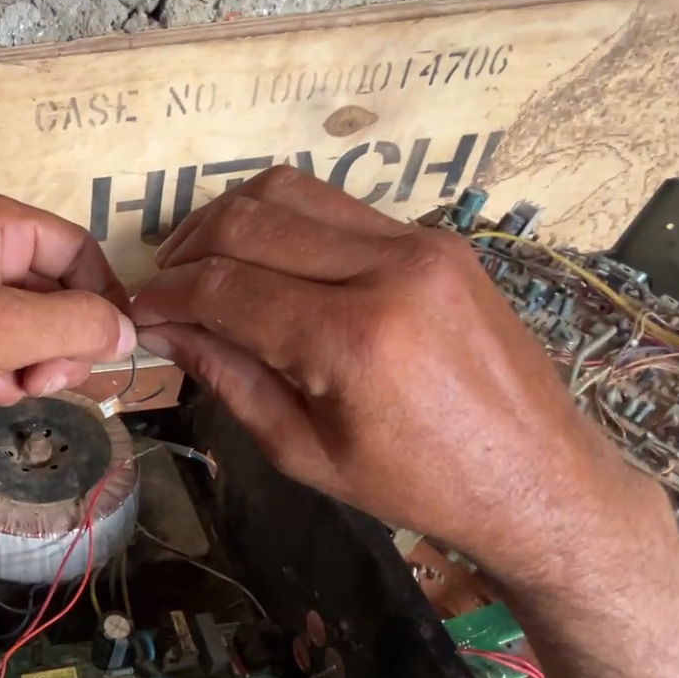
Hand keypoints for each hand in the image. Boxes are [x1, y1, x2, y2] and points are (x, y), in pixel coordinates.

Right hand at [128, 168, 665, 581]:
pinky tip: (259, 257)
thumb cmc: (413, 486)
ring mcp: (419, 242)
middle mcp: (388, 268)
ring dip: (227, 219)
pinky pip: (333, 205)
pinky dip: (278, 220)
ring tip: (199, 260)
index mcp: (353, 338)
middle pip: (249, 220)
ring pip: (289, 191)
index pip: (224, 286)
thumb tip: (164, 331)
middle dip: (186, 249)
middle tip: (161, 285)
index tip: (139, 313)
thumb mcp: (300, 450)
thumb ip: (226, 377)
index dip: (166, 296)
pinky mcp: (435, 237)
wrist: (538, 478)